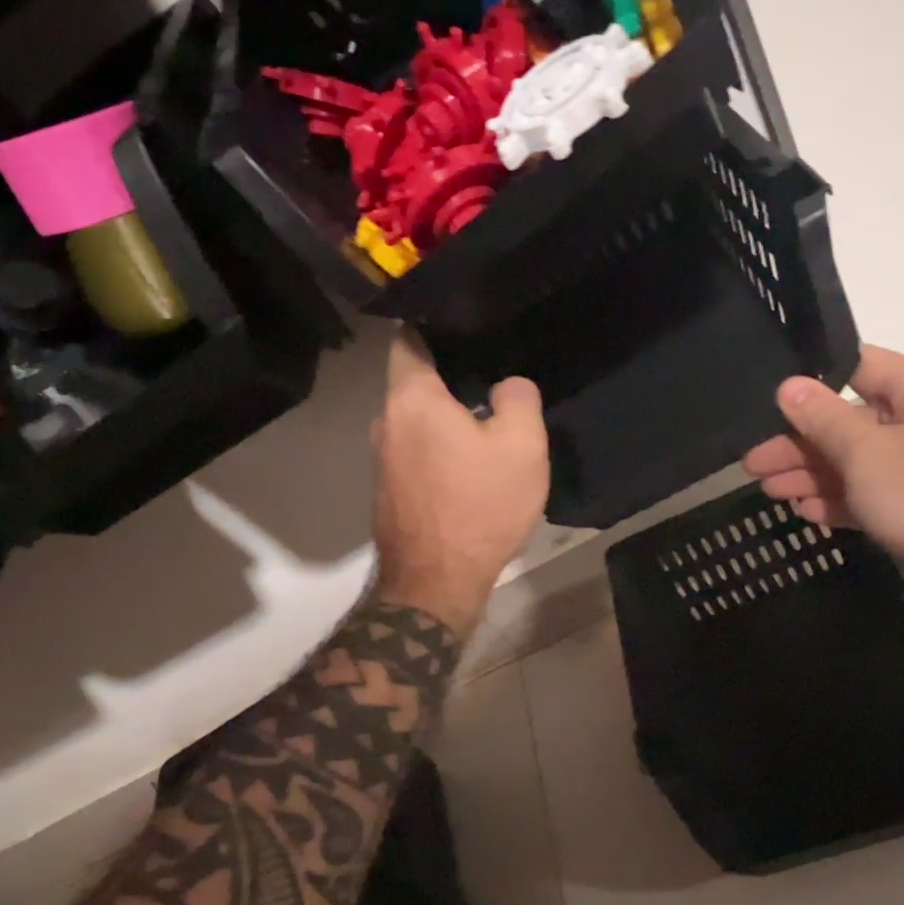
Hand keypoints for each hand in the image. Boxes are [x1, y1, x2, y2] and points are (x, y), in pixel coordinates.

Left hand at [371, 332, 549, 633]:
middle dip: (449, 374)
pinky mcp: (389, 490)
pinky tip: (469, 460)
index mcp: (411, 399)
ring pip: (416, 420)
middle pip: (414, 382)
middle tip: (491, 371)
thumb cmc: (479, 507)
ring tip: (486, 416)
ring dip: (445, 416)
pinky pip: (415, 451)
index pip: (409, 339)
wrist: (435, 584)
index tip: (465, 320)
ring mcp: (382, 460)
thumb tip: (506, 385)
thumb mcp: (522, 446)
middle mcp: (386, 422)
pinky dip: (438, 446)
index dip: (434, 323)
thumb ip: (518, 399)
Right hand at [742, 345, 903, 614]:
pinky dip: (846, 500)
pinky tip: (809, 513)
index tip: (768, 402)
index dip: (812, 381)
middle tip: (753, 464)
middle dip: (802, 443)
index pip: (859, 365)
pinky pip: (881, 493)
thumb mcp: (870, 455)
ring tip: (770, 491)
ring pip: (864, 462)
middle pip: (854, 421)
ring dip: (816, 475)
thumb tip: (789, 383)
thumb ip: (825, 419)